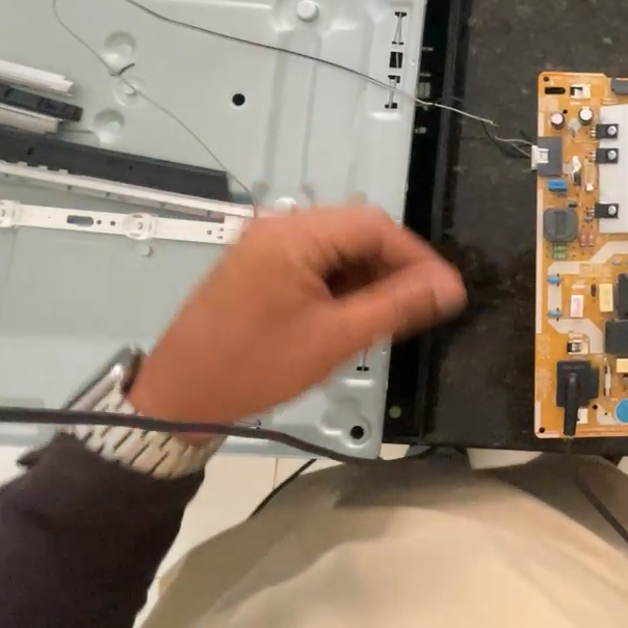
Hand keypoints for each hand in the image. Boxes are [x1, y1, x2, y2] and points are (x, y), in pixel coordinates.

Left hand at [129, 206, 464, 427]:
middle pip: (358, 232)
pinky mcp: (259, 264)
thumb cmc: (254, 368)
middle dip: (394, 266)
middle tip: (420, 303)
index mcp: (293, 236)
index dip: (418, 256)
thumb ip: (399, 305)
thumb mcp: (337, 338)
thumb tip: (450, 287)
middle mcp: (278, 228)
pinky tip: (353, 312)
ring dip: (370, 275)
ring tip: (387, 313)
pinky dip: (343, 282)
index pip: (376, 226)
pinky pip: (316, 260)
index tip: (443, 289)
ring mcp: (265, 244)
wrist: (177, 400)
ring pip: (339, 247)